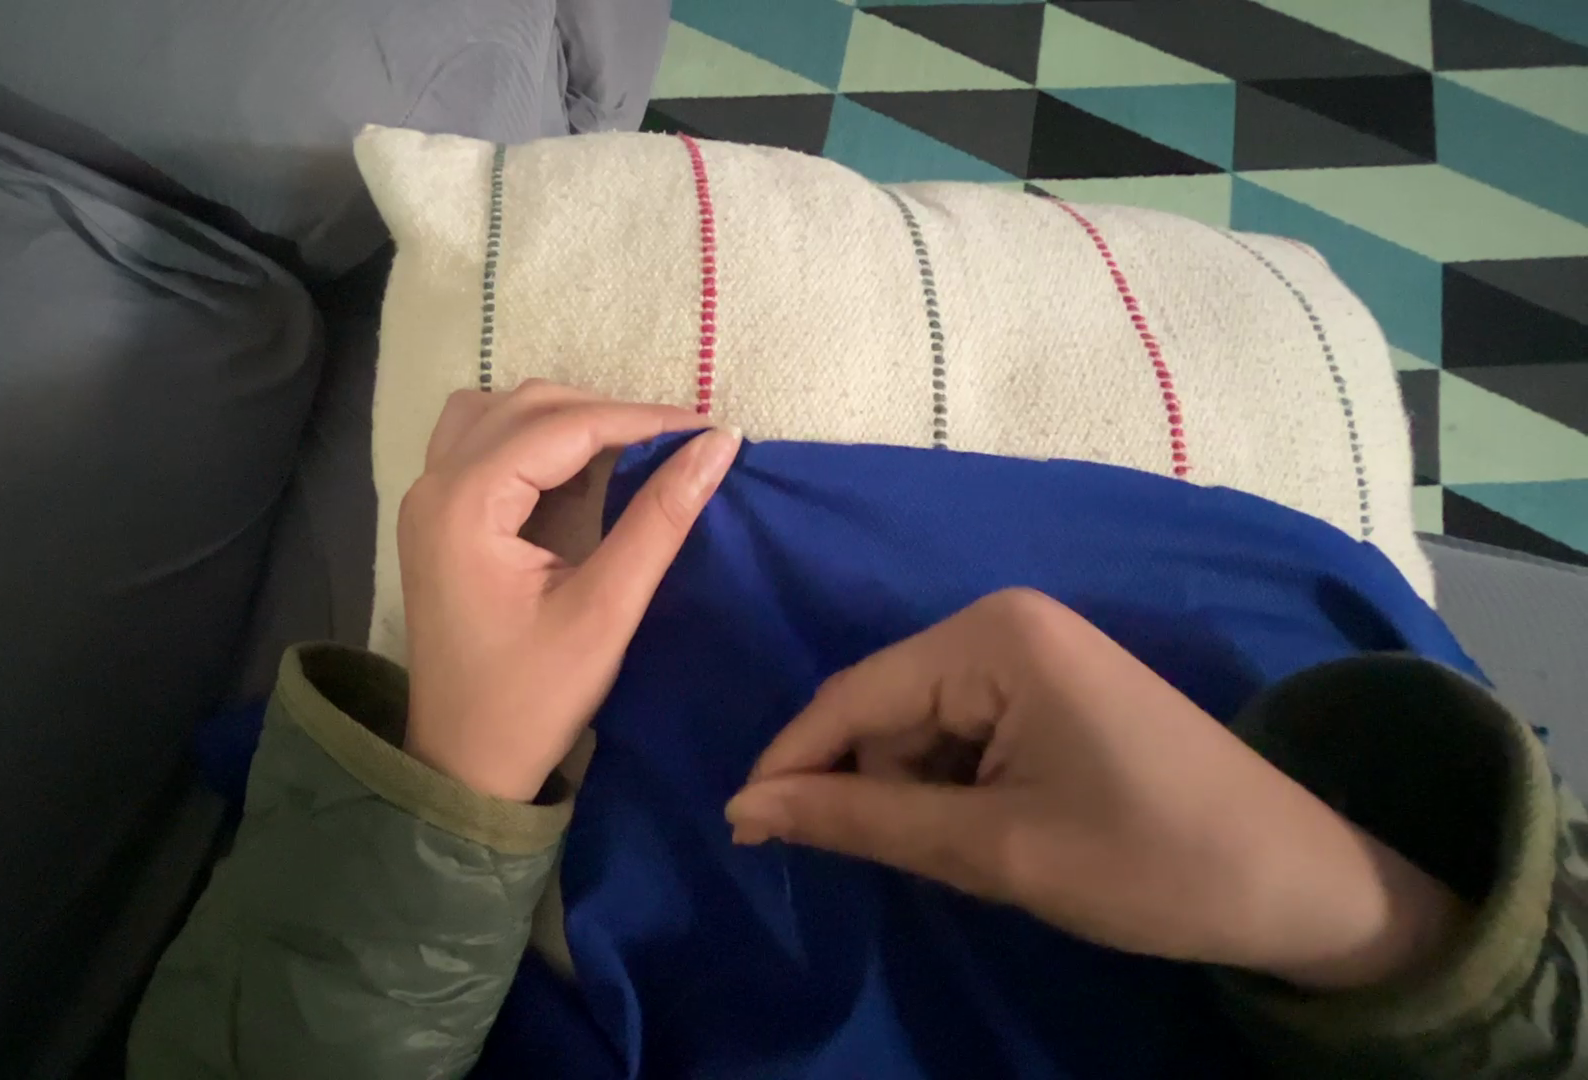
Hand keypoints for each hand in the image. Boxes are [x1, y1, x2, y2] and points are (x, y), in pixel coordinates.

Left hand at [399, 381, 739, 801]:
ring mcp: (426, 499)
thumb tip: (718, 446)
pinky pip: (482, 444)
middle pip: (525, 406)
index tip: (704, 429)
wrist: (463, 762)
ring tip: (625, 446)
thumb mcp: (605, 610)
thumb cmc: (533, 699)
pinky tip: (574, 469)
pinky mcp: (435, 518)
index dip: (639, 419)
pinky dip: (533, 440)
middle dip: (604, 413)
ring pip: (497, 414)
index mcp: (464, 505)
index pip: (562, 426)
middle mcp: (433, 485)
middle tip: (673, 442)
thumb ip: (659, 520)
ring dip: (563, 418)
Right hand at [723, 589, 1463, 989]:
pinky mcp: (1036, 683)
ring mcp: (1019, 650)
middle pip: (883, 709)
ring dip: (910, 791)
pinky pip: (952, 730)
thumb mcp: (996, 850)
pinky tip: (984, 826)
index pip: (855, 696)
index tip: (740, 823)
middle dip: (868, 784)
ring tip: (967, 852)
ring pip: (913, 725)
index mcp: (991, 638)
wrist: (1315, 892)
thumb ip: (860, 820)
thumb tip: (747, 807)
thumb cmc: (1157, 863)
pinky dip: (945, 785)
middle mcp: (996, 625)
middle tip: (896, 864)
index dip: (793, 761)